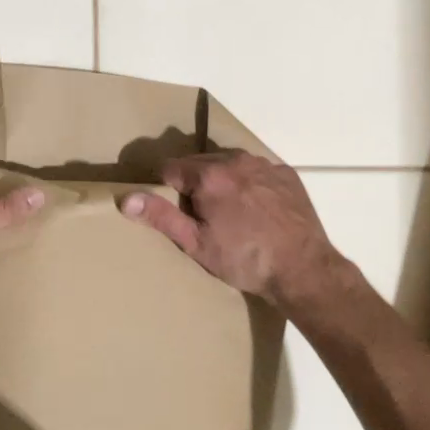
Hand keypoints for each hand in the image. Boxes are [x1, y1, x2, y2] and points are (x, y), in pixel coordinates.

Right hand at [120, 150, 347, 309]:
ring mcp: (265, 164)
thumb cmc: (244, 259)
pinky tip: (255, 210)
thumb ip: (161, 216)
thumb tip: (126, 198)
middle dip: (194, 184)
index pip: (170, 168)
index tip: (177, 211)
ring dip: (221, 181)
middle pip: (199, 163)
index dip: (167, 190)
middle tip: (202, 217)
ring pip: (228, 164)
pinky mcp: (286, 174)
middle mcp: (236, 160)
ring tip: (229, 214)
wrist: (303, 268)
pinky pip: (255, 170)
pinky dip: (248, 183)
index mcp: (209, 175)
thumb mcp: (196, 244)